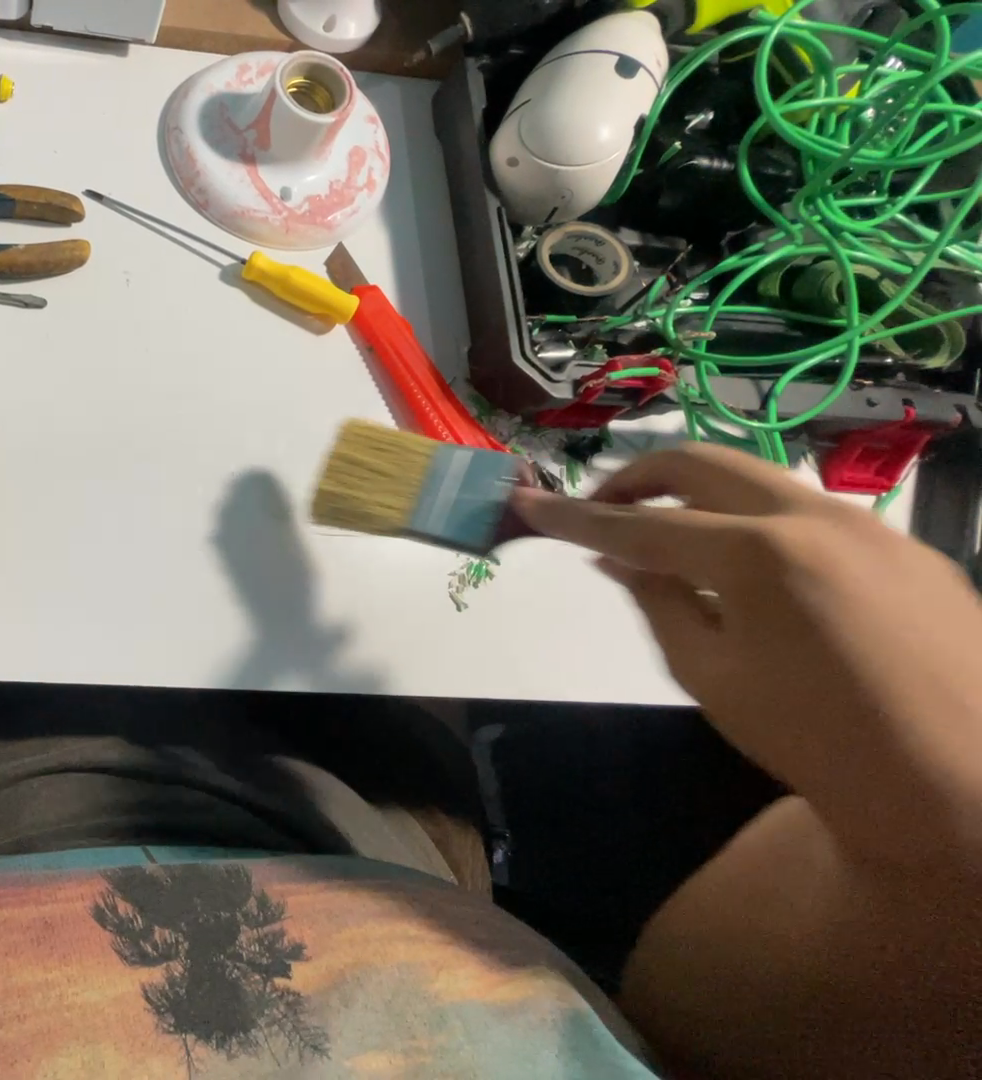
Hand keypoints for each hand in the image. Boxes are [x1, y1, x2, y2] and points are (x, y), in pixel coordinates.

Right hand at [512, 443, 981, 863]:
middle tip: (597, 513)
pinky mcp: (907, 550)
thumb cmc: (812, 737)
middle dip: (634, 479)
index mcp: (758, 553)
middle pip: (701, 462)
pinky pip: (803, 513)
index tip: (524, 503)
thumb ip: (655, 599)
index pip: (638, 523)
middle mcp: (817, 519)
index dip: (572, 515)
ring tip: (662, 543)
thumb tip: (619, 558)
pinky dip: (746, 521)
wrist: (970, 789)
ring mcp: (872, 528)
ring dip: (692, 496)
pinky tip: (737, 571)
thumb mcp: (704, 671)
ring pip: (755, 479)